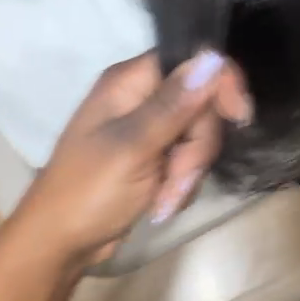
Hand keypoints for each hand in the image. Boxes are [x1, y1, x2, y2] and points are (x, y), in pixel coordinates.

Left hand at [9, 51, 250, 265]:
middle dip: (197, 148)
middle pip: (201, 104)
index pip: (192, 61)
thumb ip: (174, 104)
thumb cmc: (87, 191)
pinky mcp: (153, 156)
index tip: (239, 116)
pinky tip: (161, 204)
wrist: (60, 243)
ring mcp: (146, 129)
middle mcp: (139, 97)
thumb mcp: (133, 147)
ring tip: (163, 201)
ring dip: (188, 173)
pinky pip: (186, 159)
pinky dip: (181, 184)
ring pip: (198, 136)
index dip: (219, 84)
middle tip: (177, 179)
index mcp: (129, 81)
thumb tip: (212, 57)